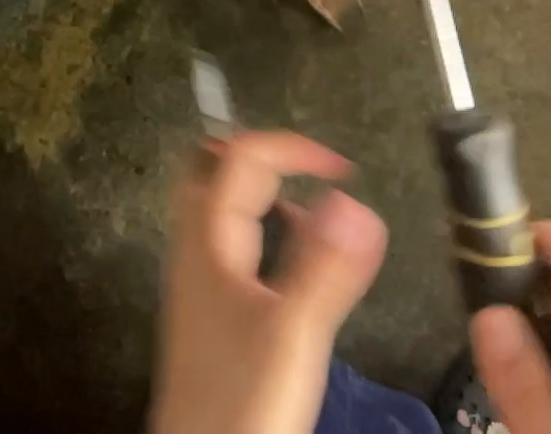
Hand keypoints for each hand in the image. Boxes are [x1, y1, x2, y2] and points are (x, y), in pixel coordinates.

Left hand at [150, 131, 388, 433]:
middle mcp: (194, 245)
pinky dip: (259, 226)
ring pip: (216, 204)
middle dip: (258, 154)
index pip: (241, 158)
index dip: (292, 148)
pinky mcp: (206, 306)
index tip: (344, 168)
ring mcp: (196, 276)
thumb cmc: (243, 401)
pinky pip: (227, 240)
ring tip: (307, 205)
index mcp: (209, 238)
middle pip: (209, 168)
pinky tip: (292, 261)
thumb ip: (326, 268)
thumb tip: (356, 201)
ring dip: (258, 188)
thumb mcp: (293, 333)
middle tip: (306, 165)